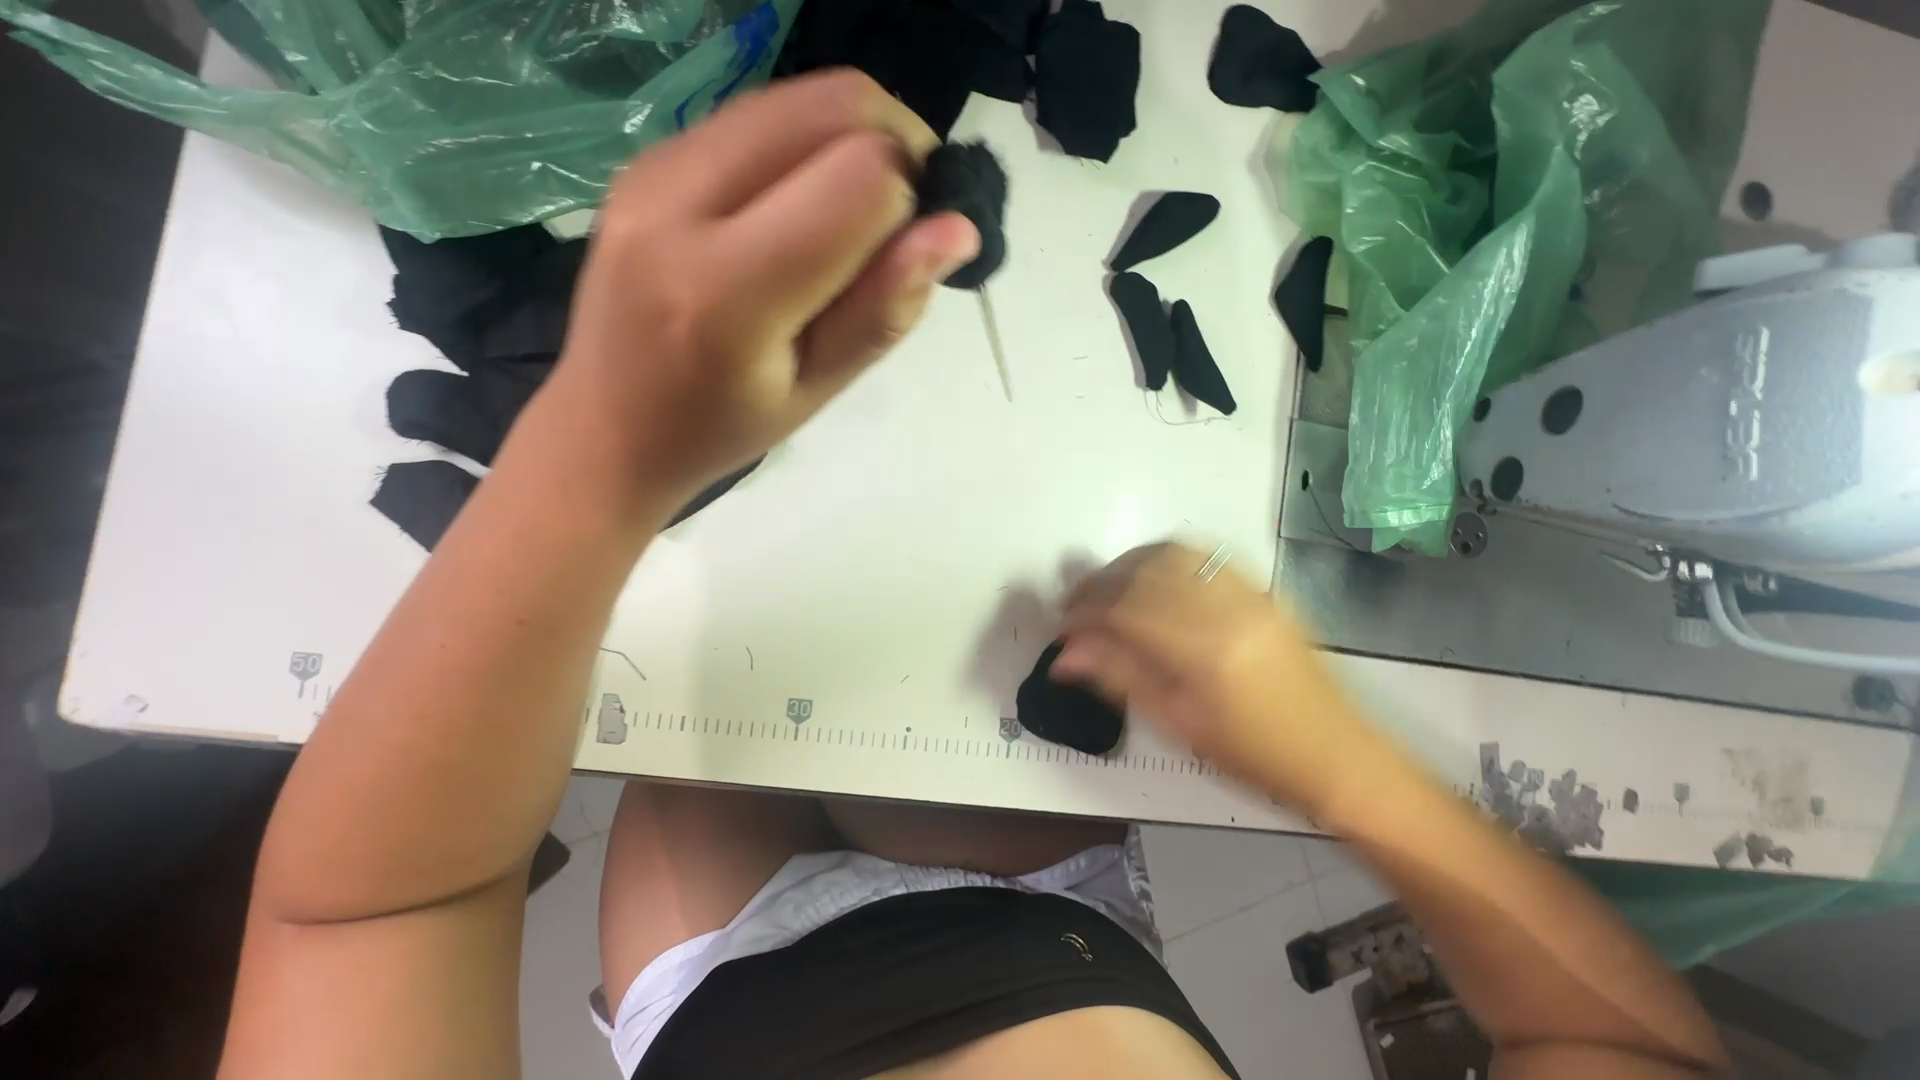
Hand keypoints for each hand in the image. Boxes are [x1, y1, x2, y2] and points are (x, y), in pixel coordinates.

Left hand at [547, 70, 979, 515]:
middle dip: (896, 146)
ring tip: (852, 216)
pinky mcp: (649, 153)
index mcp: (723, 291)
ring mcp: (654, 167)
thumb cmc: (722, 428)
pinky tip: (800, 206)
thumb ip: (885, 308)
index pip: (860, 181)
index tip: (910, 252)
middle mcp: (678, 205)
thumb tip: (957, 228)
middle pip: (834, 107)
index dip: (912, 203)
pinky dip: (807, 144)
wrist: (606, 424)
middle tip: (899, 220)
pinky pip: (759, 112)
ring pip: (799, 95)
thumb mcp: (818, 389)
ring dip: (852, 140)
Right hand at [1053, 543, 1375, 816]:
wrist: (1332, 753)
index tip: (1062, 627)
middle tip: (1074, 606)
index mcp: (1203, 652)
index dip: (1083, 612)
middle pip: (1144, 572)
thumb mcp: (1178, 725)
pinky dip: (1167, 557)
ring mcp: (1250, 593)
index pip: (1124, 609)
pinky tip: (1152, 577)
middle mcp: (1227, 609)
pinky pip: (1207, 554)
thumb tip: (1066, 654)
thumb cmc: (1253, 755)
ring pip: (1173, 553)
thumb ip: (1120, 678)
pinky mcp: (1264, 590)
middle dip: (1099, 583)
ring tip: (1107, 589)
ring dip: (1130, 564)